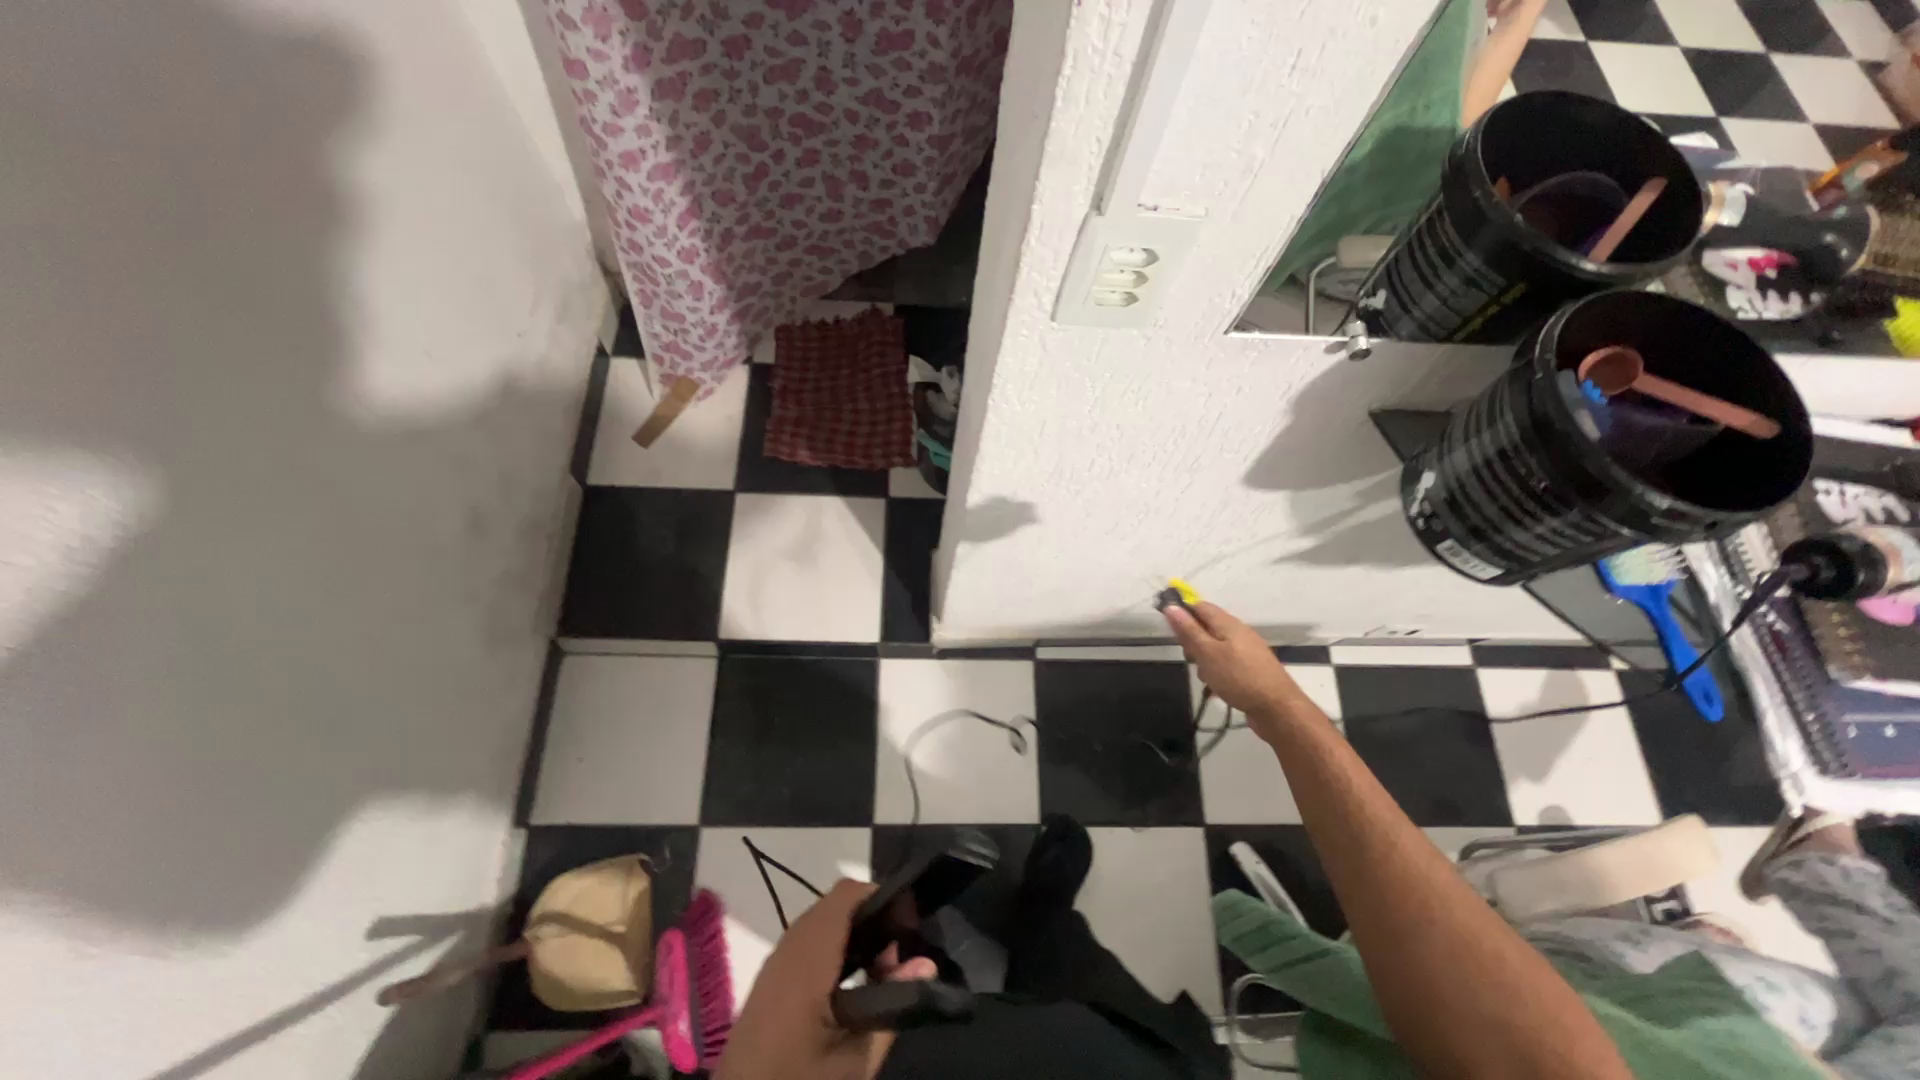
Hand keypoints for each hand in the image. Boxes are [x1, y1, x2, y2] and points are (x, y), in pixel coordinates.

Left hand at [714, 879, 937, 1079]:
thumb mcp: (855, 1060)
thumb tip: (925, 963)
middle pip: (836, 907)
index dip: (883, 898)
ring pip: (822, 925)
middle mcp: (787, 949)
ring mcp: (774, 964)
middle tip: (900, 959)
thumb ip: (892, 1005)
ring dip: (855, 937)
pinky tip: (852, 989)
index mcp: (807, 959)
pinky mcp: (769, 982)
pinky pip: (807, 944)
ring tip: (882, 975)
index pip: (846, 894)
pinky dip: (835, 951)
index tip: (910, 928)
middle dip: (874, 921)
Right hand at [1163, 601, 1300, 738]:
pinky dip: (1217, 673)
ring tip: (1206, 678)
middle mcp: (1239, 633)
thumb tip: (1172, 606)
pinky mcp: (1250, 669)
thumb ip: (1189, 631)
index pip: (1201, 606)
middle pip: (1207, 628)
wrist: (1277, 708)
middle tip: (1191, 659)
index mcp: (1229, 624)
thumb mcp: (1207, 653)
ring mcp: (1247, 652)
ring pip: (1215, 649)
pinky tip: (1217, 688)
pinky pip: (1226, 664)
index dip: (1183, 613)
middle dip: (1193, 642)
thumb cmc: (1238, 677)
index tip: (1170, 630)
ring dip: (1204, 661)